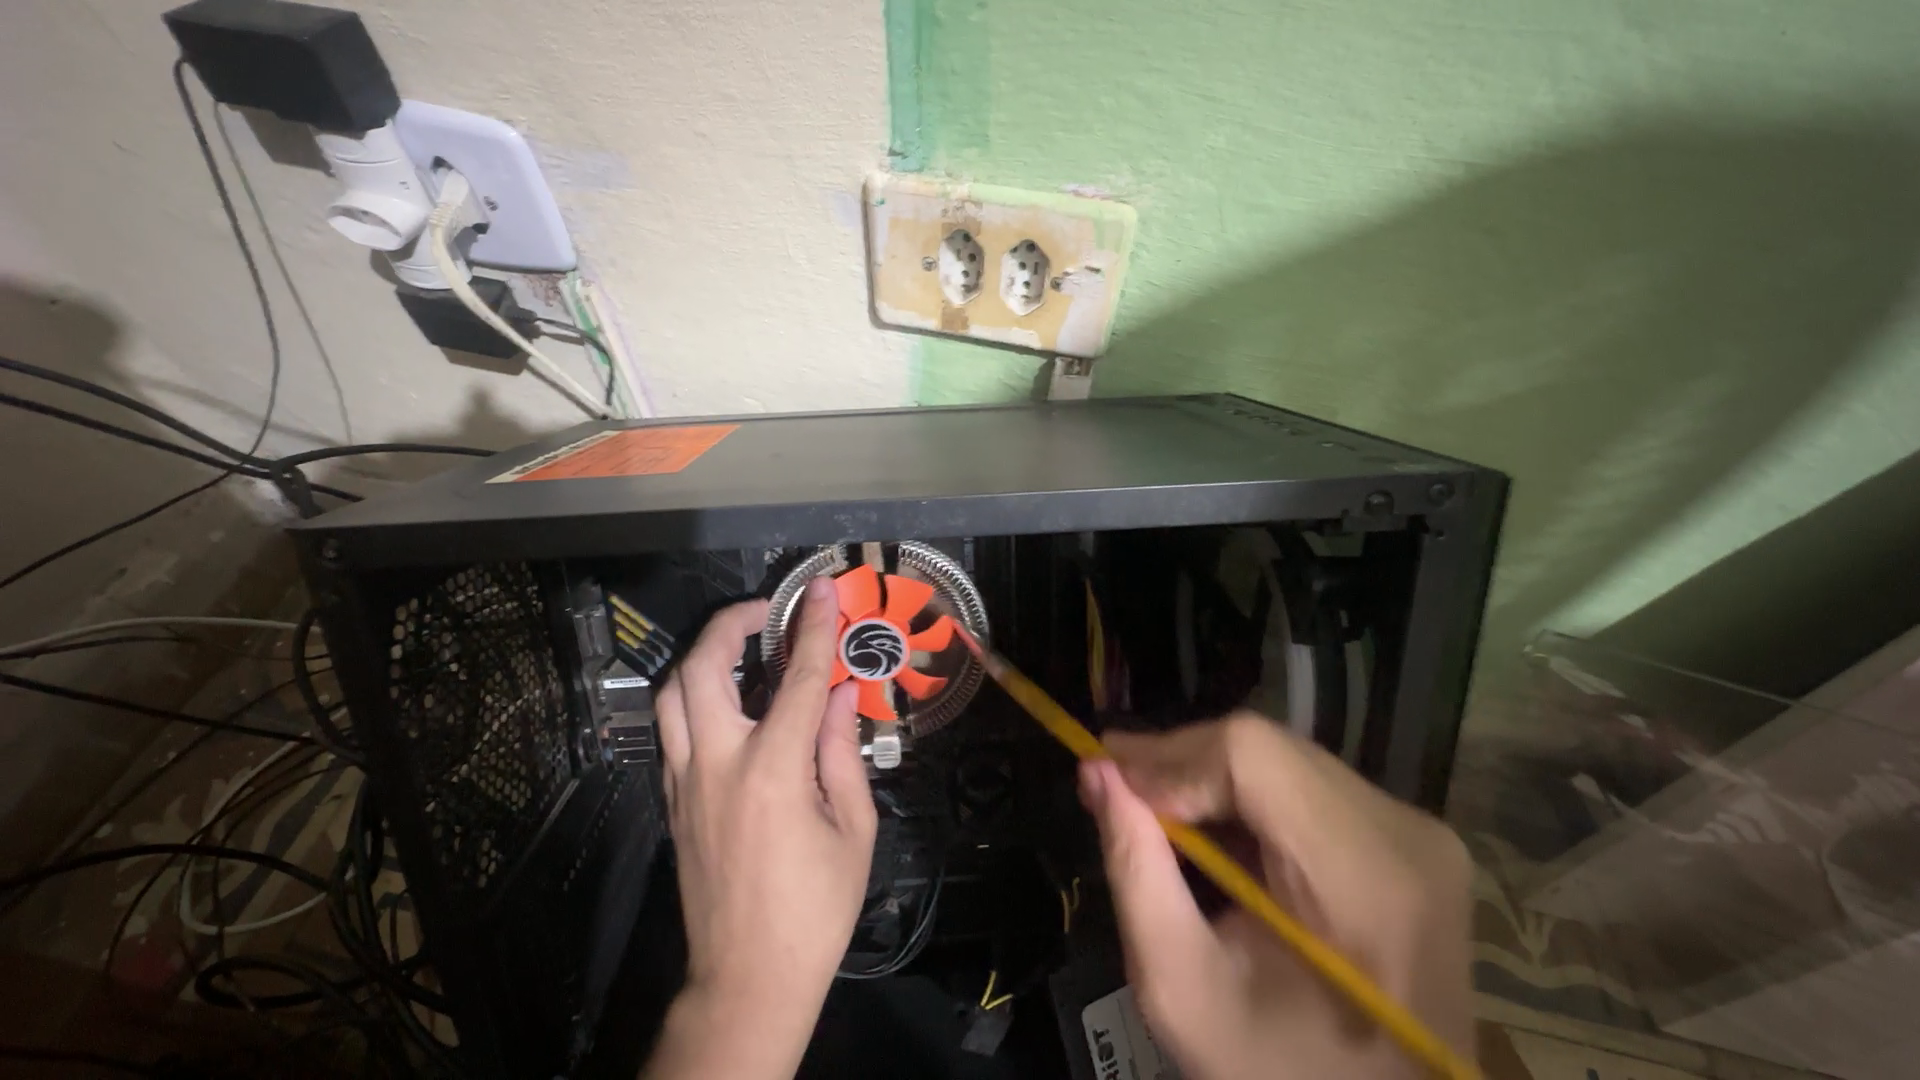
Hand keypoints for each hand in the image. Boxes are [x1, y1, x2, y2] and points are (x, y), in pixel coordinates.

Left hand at [642, 579, 877, 1079]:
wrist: (748, 978)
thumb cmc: (815, 909)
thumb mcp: (853, 828)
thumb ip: (840, 752)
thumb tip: (840, 696)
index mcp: (771, 770)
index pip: (797, 679)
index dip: (814, 629)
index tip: (822, 591)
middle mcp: (716, 765)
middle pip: (702, 668)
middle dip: (732, 624)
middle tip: (767, 612)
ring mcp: (683, 783)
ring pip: (672, 695)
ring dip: (703, 657)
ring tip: (740, 648)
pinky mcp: (671, 803)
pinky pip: (673, 730)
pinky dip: (694, 697)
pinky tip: (727, 702)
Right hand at [1080, 712, 1473, 1079]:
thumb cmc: (1278, 1073)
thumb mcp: (1181, 988)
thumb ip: (1135, 869)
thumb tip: (1097, 772)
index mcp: (1365, 879)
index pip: (1253, 756)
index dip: (1171, 756)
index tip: (1109, 783)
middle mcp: (1405, 834)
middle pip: (1267, 749)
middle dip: (1181, 763)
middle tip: (1116, 789)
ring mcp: (1418, 834)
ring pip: (1283, 758)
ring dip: (1209, 777)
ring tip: (1155, 811)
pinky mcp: (1411, 841)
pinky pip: (1307, 785)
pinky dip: (1246, 797)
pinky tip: (1211, 831)